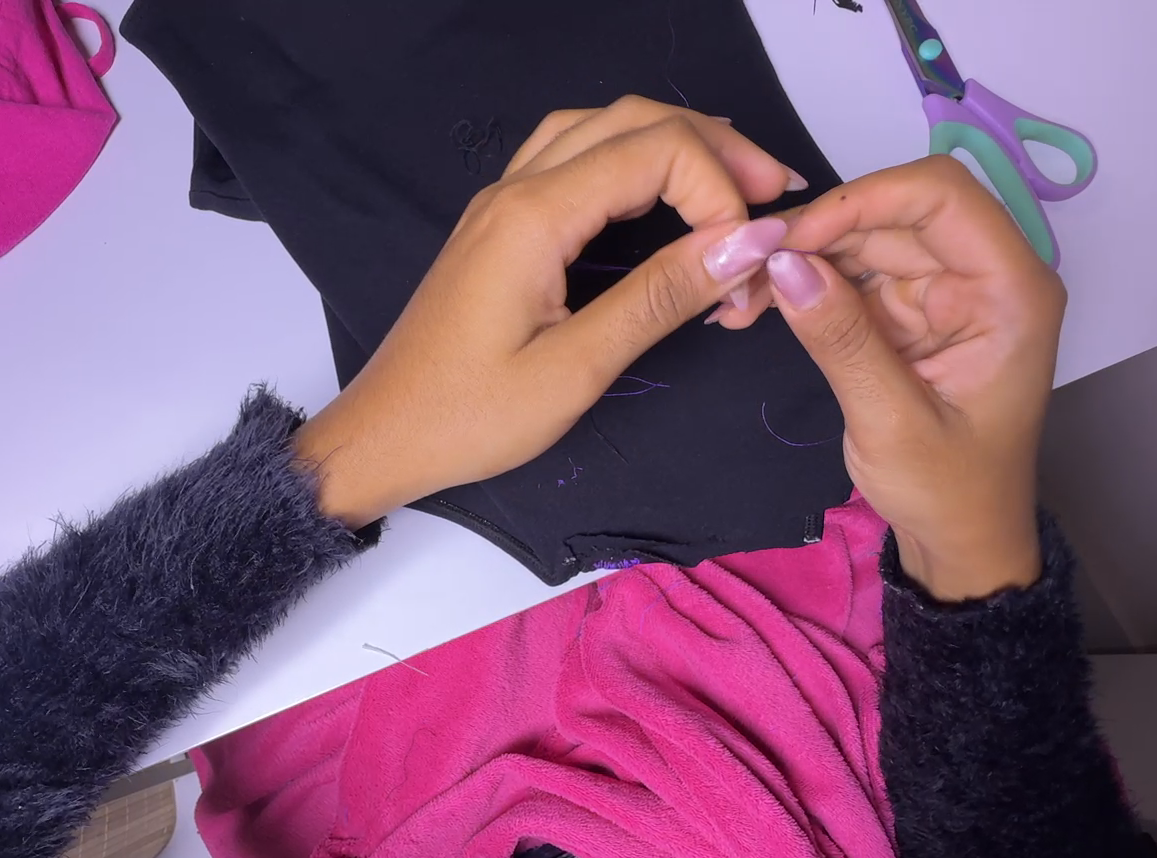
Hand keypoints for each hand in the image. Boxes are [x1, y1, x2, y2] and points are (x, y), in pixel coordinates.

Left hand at [294, 96, 809, 527]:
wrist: (385, 436)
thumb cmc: (467, 419)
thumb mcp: (574, 368)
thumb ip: (658, 299)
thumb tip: (745, 244)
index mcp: (532, 218)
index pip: (654, 150)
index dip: (720, 186)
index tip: (750, 251)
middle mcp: (512, 193)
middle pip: (628, 121)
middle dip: (711, 146)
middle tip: (771, 194)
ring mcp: (497, 209)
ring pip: (595, 133)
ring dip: (666, 146)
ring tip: (725, 186)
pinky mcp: (494, 235)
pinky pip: (565, 166)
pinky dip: (621, 168)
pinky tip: (649, 198)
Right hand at [729, 156, 1065, 600]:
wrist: (958, 536)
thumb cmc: (946, 488)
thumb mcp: (890, 420)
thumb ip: (841, 340)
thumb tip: (784, 265)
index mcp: (1007, 290)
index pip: (939, 198)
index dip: (860, 200)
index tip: (789, 242)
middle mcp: (977, 278)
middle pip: (892, 216)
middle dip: (815, 236)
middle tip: (743, 272)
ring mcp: (938, 297)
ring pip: (862, 246)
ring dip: (799, 263)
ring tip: (739, 298)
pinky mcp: (903, 320)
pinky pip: (849, 284)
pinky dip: (803, 291)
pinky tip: (758, 308)